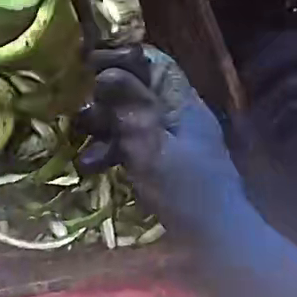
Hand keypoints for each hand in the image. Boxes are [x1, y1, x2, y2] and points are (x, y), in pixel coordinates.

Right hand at [78, 47, 296, 296]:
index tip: (87, 61)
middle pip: (137, 89)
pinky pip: (134, 145)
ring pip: (131, 118)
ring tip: (82, 140)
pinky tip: (94, 165)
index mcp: (182, 101)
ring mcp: (172, 139)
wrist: (218, 240)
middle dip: (105, 98)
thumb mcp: (151, 146)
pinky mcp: (165, 162)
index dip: (120, 57)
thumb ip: (130, 108)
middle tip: (79, 109)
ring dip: (104, 128)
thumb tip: (106, 71)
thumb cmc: (185, 190)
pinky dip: (113, 150)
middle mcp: (178, 113)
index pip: (152, 61)